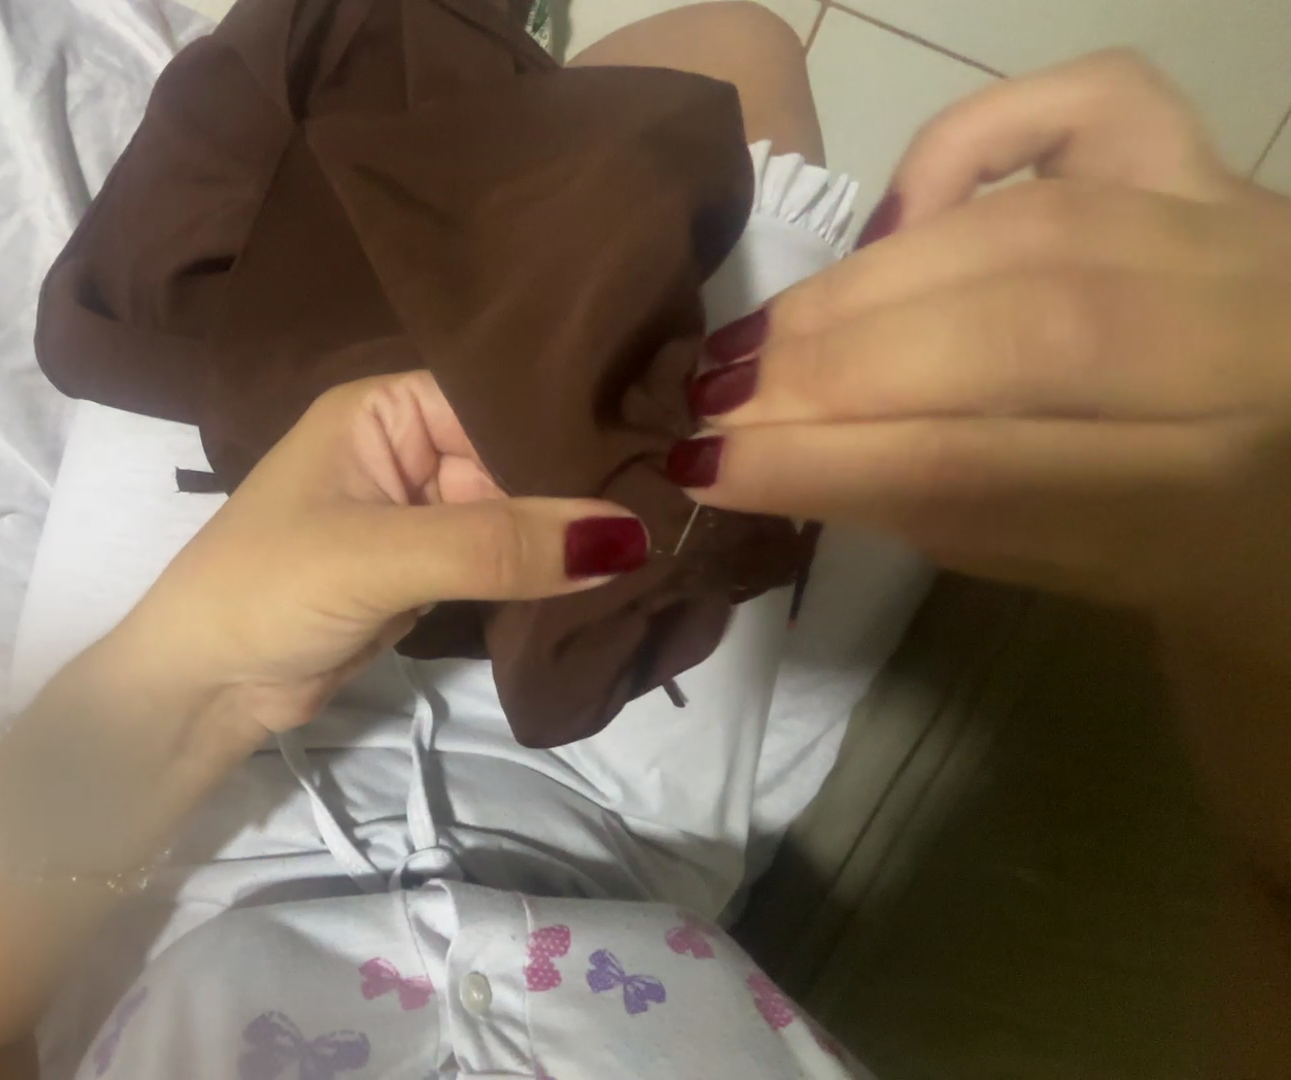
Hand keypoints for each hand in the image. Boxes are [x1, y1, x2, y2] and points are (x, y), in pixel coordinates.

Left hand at [107, 371, 647, 736]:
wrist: (206, 682)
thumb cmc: (266, 589)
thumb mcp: (376, 556)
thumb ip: (494, 545)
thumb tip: (629, 537)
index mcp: (383, 409)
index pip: (496, 396)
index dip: (570, 420)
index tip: (663, 443)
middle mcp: (405, 449)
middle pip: (513, 456)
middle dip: (579, 487)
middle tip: (683, 503)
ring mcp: (418, 513)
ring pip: (512, 515)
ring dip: (566, 536)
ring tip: (665, 539)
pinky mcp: (426, 571)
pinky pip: (497, 563)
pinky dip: (539, 574)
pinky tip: (608, 577)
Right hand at [671, 51, 1290, 641]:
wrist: (1290, 462)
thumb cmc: (1136, 539)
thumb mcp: (1020, 563)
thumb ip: (894, 503)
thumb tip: (738, 453)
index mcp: (1191, 498)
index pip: (963, 470)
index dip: (808, 462)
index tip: (696, 465)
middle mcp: (1241, 352)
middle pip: (995, 338)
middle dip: (815, 374)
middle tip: (710, 402)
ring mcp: (1231, 232)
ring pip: (1009, 232)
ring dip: (845, 294)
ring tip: (748, 344)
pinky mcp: (1206, 164)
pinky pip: (1090, 103)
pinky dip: (964, 142)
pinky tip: (892, 217)